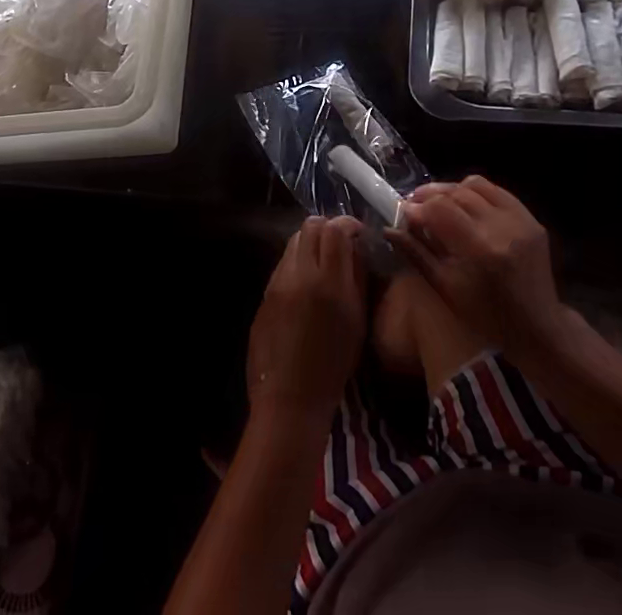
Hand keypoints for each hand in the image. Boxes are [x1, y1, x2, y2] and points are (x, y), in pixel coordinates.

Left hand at [247, 216, 366, 421]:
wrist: (290, 398)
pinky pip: (282, 266)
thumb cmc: (334, 364)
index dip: (348, 223)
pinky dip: (297, 264)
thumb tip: (356, 248)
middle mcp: (298, 275)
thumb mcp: (358, 320)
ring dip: (310, 244)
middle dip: (327, 227)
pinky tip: (306, 284)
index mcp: (328, 282)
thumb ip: (357, 277)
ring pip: (292, 243)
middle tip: (340, 242)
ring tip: (323, 263)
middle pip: (309, 227)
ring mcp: (276, 284)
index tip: (358, 232)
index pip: (334, 229)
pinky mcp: (263, 296)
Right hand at [388, 176, 564, 356]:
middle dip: (431, 195)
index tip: (404, 213)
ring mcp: (520, 220)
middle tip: (415, 204)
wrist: (536, 325)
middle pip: (457, 192)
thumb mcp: (444, 288)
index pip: (441, 208)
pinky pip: (498, 192)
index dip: (418, 207)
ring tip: (438, 201)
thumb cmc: (485, 315)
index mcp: (479, 249)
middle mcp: (501, 227)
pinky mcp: (531, 219)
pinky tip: (465, 204)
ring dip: (452, 189)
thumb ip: (417, 254)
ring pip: (477, 185)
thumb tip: (389, 228)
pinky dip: (476, 193)